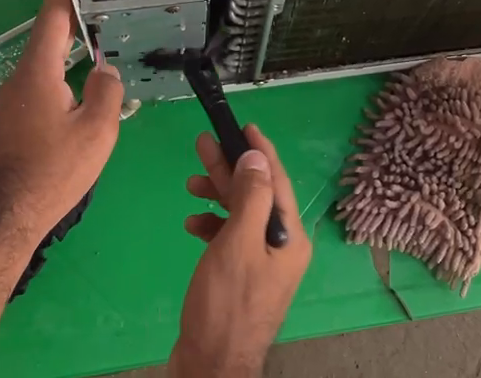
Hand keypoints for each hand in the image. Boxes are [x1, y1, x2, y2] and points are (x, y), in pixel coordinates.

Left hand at [0, 0, 122, 239]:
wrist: (0, 222)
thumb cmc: (50, 173)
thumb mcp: (96, 131)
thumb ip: (107, 91)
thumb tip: (105, 71)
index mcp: (37, 73)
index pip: (52, 17)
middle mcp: (19, 80)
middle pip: (49, 36)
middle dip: (75, 14)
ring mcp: (13, 102)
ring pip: (46, 62)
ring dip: (71, 45)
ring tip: (102, 33)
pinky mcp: (14, 122)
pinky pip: (43, 82)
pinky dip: (65, 70)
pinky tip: (84, 80)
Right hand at [170, 126, 311, 377]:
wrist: (210, 369)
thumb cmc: (227, 305)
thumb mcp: (239, 244)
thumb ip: (251, 197)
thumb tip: (257, 158)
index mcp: (290, 237)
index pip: (277, 181)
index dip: (261, 152)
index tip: (246, 127)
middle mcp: (281, 246)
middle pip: (256, 194)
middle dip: (231, 169)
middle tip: (204, 144)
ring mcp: (261, 263)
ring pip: (240, 214)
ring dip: (217, 196)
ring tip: (191, 183)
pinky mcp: (240, 277)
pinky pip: (229, 239)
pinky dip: (212, 226)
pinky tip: (192, 222)